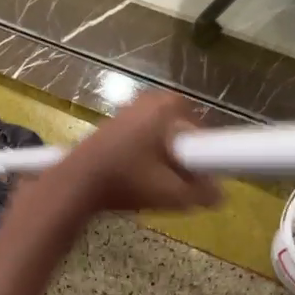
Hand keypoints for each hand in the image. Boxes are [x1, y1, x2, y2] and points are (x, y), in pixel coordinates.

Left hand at [50, 92, 221, 213]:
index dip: (205, 154)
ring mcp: (126, 110)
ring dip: (162, 157)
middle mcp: (147, 100)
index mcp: (167, 107)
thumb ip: (202, 193)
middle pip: (180, 131)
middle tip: (180, 179)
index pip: (202, 128)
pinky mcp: (110, 125)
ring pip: (159, 135)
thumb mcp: (172, 193)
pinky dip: (144, 155)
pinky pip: (140, 138)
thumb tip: (219, 194)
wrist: (75, 183)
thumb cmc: (127, 180)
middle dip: (183, 155)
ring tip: (157, 181)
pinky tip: (137, 176)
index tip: (201, 175)